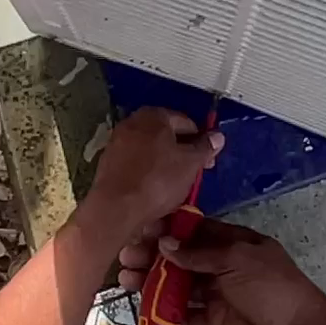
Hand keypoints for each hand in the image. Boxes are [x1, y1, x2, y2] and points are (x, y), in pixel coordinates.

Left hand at [75, 108, 223, 244]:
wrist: (116, 208)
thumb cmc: (158, 181)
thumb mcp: (190, 164)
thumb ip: (205, 147)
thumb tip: (218, 136)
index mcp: (154, 116)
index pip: (186, 122)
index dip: (201, 141)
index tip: (207, 161)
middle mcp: (133, 122)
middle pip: (166, 134)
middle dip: (181, 151)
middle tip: (193, 173)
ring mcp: (117, 142)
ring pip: (150, 149)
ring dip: (164, 162)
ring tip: (175, 183)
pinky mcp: (108, 162)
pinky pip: (135, 162)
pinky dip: (147, 171)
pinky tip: (153, 188)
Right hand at [119, 218, 325, 324]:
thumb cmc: (271, 287)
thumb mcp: (238, 259)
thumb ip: (201, 253)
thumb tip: (166, 244)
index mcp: (234, 241)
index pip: (195, 230)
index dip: (168, 229)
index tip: (140, 230)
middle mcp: (223, 264)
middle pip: (182, 256)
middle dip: (154, 255)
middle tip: (125, 257)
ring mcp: (217, 293)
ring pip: (179, 284)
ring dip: (153, 282)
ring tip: (125, 280)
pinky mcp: (213, 320)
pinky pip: (184, 314)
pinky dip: (165, 312)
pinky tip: (143, 308)